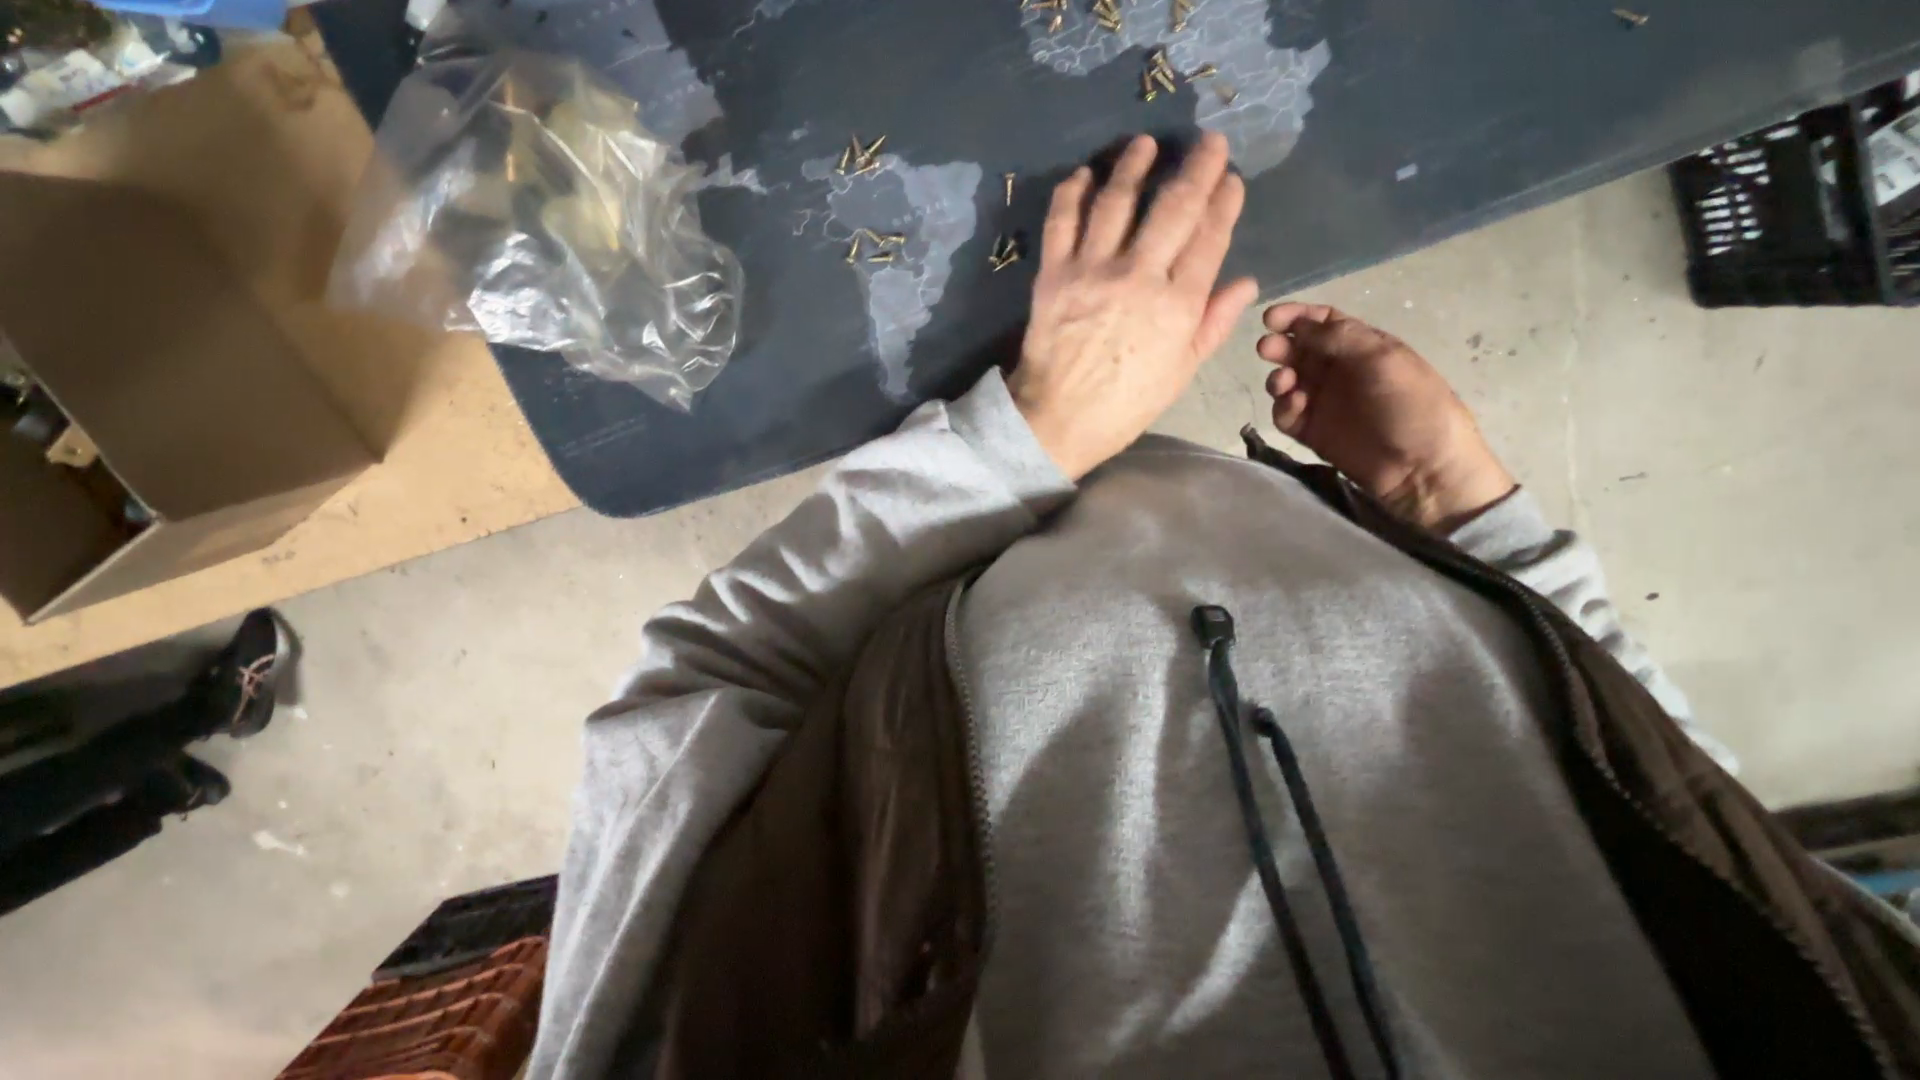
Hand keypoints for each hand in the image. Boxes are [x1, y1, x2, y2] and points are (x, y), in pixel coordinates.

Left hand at [1008, 133, 1258, 479]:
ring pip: (1117, 202)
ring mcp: (1094, 270)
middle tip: (1208, 141)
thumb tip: (1245, 282)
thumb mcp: (1181, 371)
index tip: (1231, 178)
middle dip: (1196, 168)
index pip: (1209, 238)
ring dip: (1133, 166)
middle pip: (1173, 207)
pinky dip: (1072, 192)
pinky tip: (1084, 174)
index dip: (1224, 202)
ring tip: (1145, 143)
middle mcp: (1140, 276)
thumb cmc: (1126, 403)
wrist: (1058, 420)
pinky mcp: (1054, 273)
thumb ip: (1213, 323)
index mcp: (1178, 305)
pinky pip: (1063, 221)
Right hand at [1257, 304, 1515, 531]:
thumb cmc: (1412, 406)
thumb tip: (1299, 327)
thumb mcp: (1384, 360)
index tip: (1270, 318)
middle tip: (1267, 350)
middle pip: (1299, 350)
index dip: (1296, 317)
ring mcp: (1324, 403)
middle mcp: (1340, 371)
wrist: (1422, 467)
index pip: (1323, 322)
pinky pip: (1286, 414)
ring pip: (1288, 381)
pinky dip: (1283, 408)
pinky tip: (1294, 408)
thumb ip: (1340, 338)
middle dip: (1280, 346)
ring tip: (1283, 383)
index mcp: (1362, 348)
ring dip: (1278, 377)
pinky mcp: (1313, 432)